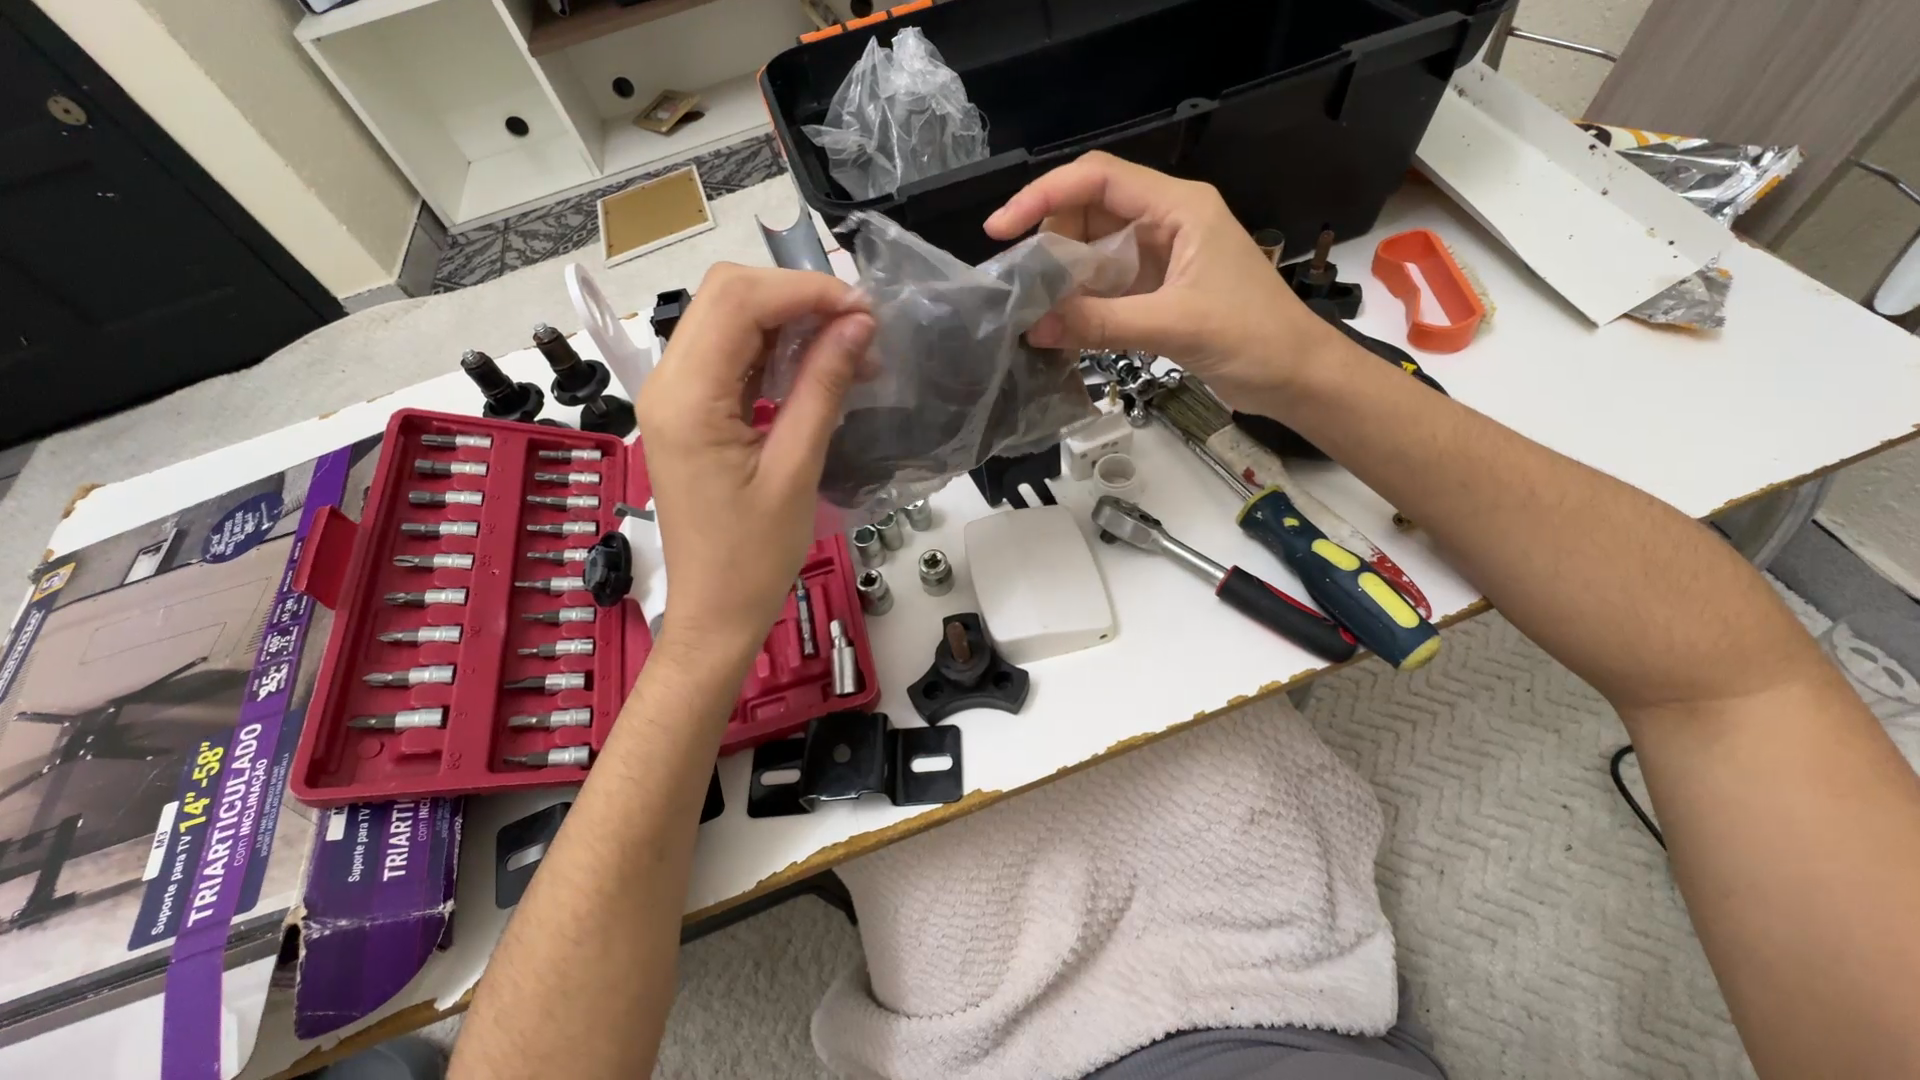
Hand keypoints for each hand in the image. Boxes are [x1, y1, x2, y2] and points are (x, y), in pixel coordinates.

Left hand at [636, 264, 874, 662]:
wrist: (715, 611)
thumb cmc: (754, 556)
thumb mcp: (797, 469)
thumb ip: (823, 386)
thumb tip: (859, 323)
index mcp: (687, 397)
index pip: (738, 301)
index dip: (805, 290)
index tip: (864, 310)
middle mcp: (668, 382)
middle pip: (727, 297)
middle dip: (796, 297)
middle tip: (859, 326)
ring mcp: (674, 395)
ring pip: (729, 320)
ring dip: (789, 321)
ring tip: (850, 348)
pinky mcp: (689, 411)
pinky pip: (731, 356)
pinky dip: (775, 349)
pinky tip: (819, 367)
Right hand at [984, 151, 1348, 408]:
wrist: (1297, 376)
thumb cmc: (1253, 338)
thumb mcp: (1174, 325)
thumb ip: (1101, 324)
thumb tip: (1034, 328)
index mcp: (1179, 207)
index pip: (1099, 178)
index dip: (1044, 195)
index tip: (1001, 229)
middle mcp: (1168, 220)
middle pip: (1091, 208)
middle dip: (1050, 238)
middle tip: (1019, 280)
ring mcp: (1164, 255)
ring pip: (1096, 247)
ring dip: (1064, 272)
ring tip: (1033, 304)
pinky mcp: (1162, 288)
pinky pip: (1109, 282)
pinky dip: (1083, 299)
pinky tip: (1061, 322)